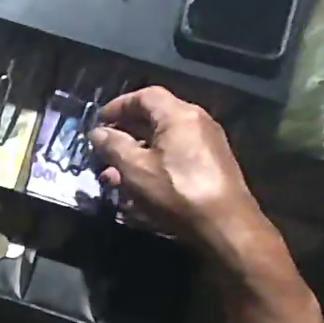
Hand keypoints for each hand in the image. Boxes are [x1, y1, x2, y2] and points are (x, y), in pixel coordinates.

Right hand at [88, 87, 274, 262]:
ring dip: (136, 152)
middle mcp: (197, 123)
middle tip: (103, 148)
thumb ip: (113, 145)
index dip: (119, 106)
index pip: (145, 96)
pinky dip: (153, 163)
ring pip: (163, 140)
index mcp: (179, 115)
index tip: (100, 122)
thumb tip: (98, 132)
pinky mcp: (211, 165)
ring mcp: (207, 144)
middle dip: (125, 132)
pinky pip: (175, 155)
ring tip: (114, 174)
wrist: (225, 226)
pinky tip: (138, 186)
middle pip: (155, 117)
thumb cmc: (177, 192)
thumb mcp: (135, 168)